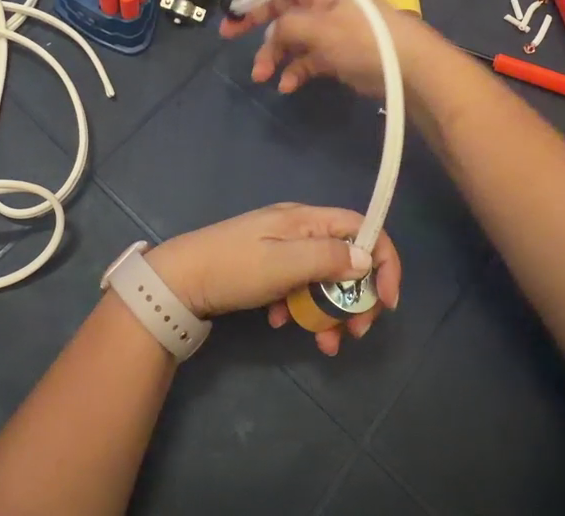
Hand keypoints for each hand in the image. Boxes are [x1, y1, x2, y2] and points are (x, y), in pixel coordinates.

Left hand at [146, 203, 401, 356]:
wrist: (178, 280)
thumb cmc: (232, 268)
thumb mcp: (282, 265)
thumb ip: (327, 258)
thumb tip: (367, 258)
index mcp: (305, 219)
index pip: (362, 227)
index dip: (383, 261)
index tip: (387, 302)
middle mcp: (298, 228)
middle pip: (347, 257)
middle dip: (357, 297)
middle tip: (355, 332)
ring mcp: (281, 248)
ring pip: (323, 278)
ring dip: (330, 311)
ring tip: (323, 344)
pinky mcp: (267, 268)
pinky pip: (298, 287)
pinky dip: (300, 308)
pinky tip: (281, 324)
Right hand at [218, 0, 432, 99]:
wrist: (408, 69)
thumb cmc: (363, 39)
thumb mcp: (320, 27)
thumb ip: (287, 25)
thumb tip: (273, 31)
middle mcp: (321, 6)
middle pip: (279, 9)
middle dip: (253, 22)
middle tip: (226, 34)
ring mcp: (329, 31)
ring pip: (289, 39)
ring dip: (272, 56)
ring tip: (261, 76)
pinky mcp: (336, 56)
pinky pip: (305, 60)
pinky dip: (294, 71)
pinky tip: (287, 86)